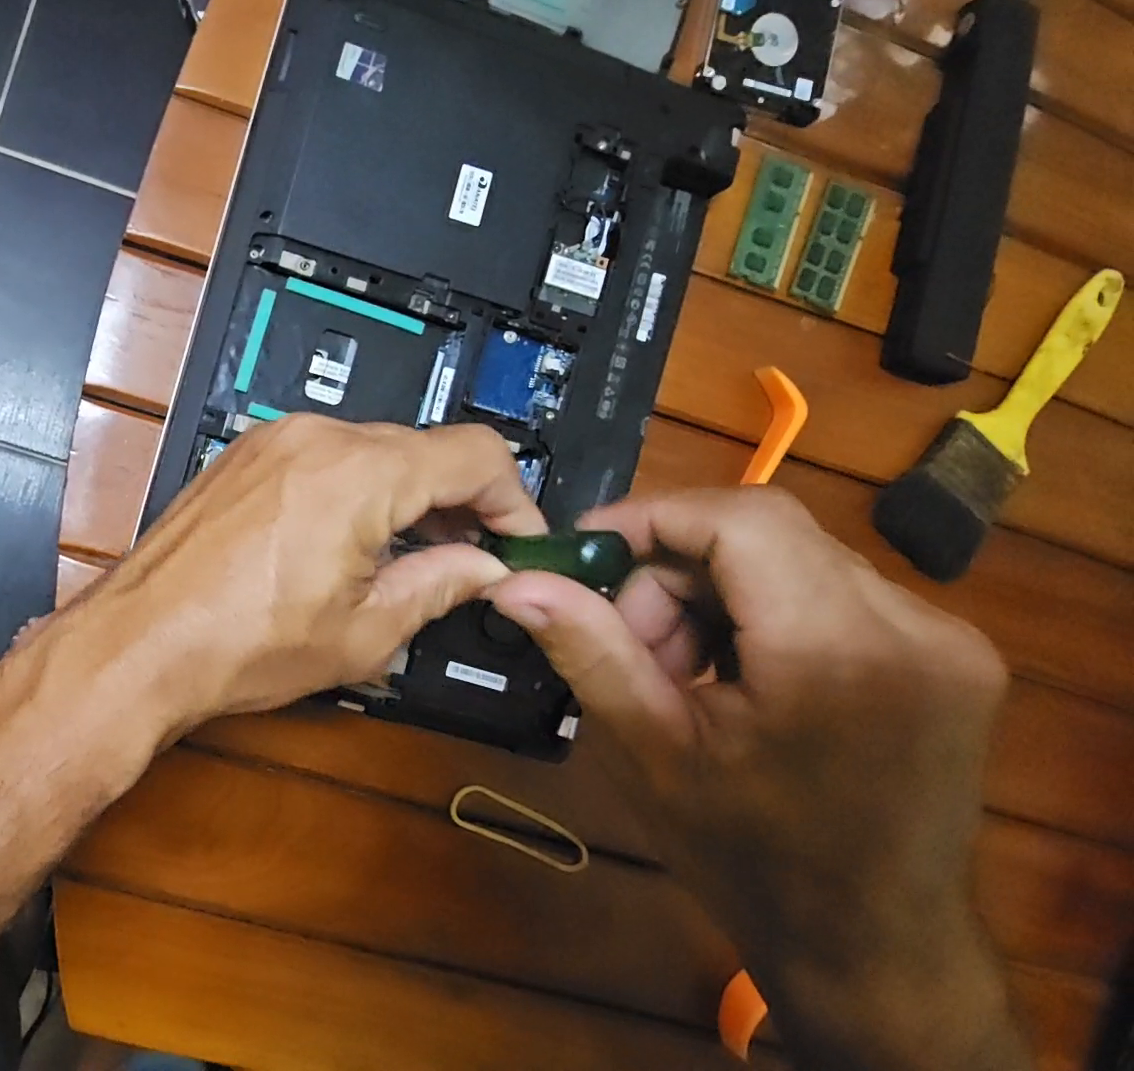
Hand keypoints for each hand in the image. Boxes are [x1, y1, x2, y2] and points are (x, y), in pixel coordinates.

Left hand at [68, 415, 544, 737]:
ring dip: (406, 495)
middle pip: (422, 448)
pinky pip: (322, 458)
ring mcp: (270, 445)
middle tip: (472, 556)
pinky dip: (354, 490)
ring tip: (410, 556)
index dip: (514, 499)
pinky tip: (351, 541)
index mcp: (356, 474)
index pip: (474, 455)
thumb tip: (479, 569)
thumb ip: (438, 587)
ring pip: (371, 451)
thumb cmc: (230, 643)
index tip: (519, 536)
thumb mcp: (362, 633)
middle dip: (459, 501)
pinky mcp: (244, 460)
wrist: (141, 643)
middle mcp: (312, 441)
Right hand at [487, 487, 1027, 1070]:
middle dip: (674, 575)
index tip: (582, 555)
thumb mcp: (647, 749)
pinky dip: (757, 614)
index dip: (650, 518)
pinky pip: (824, 589)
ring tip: (681, 675)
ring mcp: (942, 638)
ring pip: (789, 558)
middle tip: (632, 647)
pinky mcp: (945, 653)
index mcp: (837, 650)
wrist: (870, 940)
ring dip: (712, 597)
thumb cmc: (746, 855)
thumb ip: (586, 649)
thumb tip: (514, 583)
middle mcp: (912, 625)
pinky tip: (732, 678)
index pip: (742, 520)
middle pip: (762, 535)